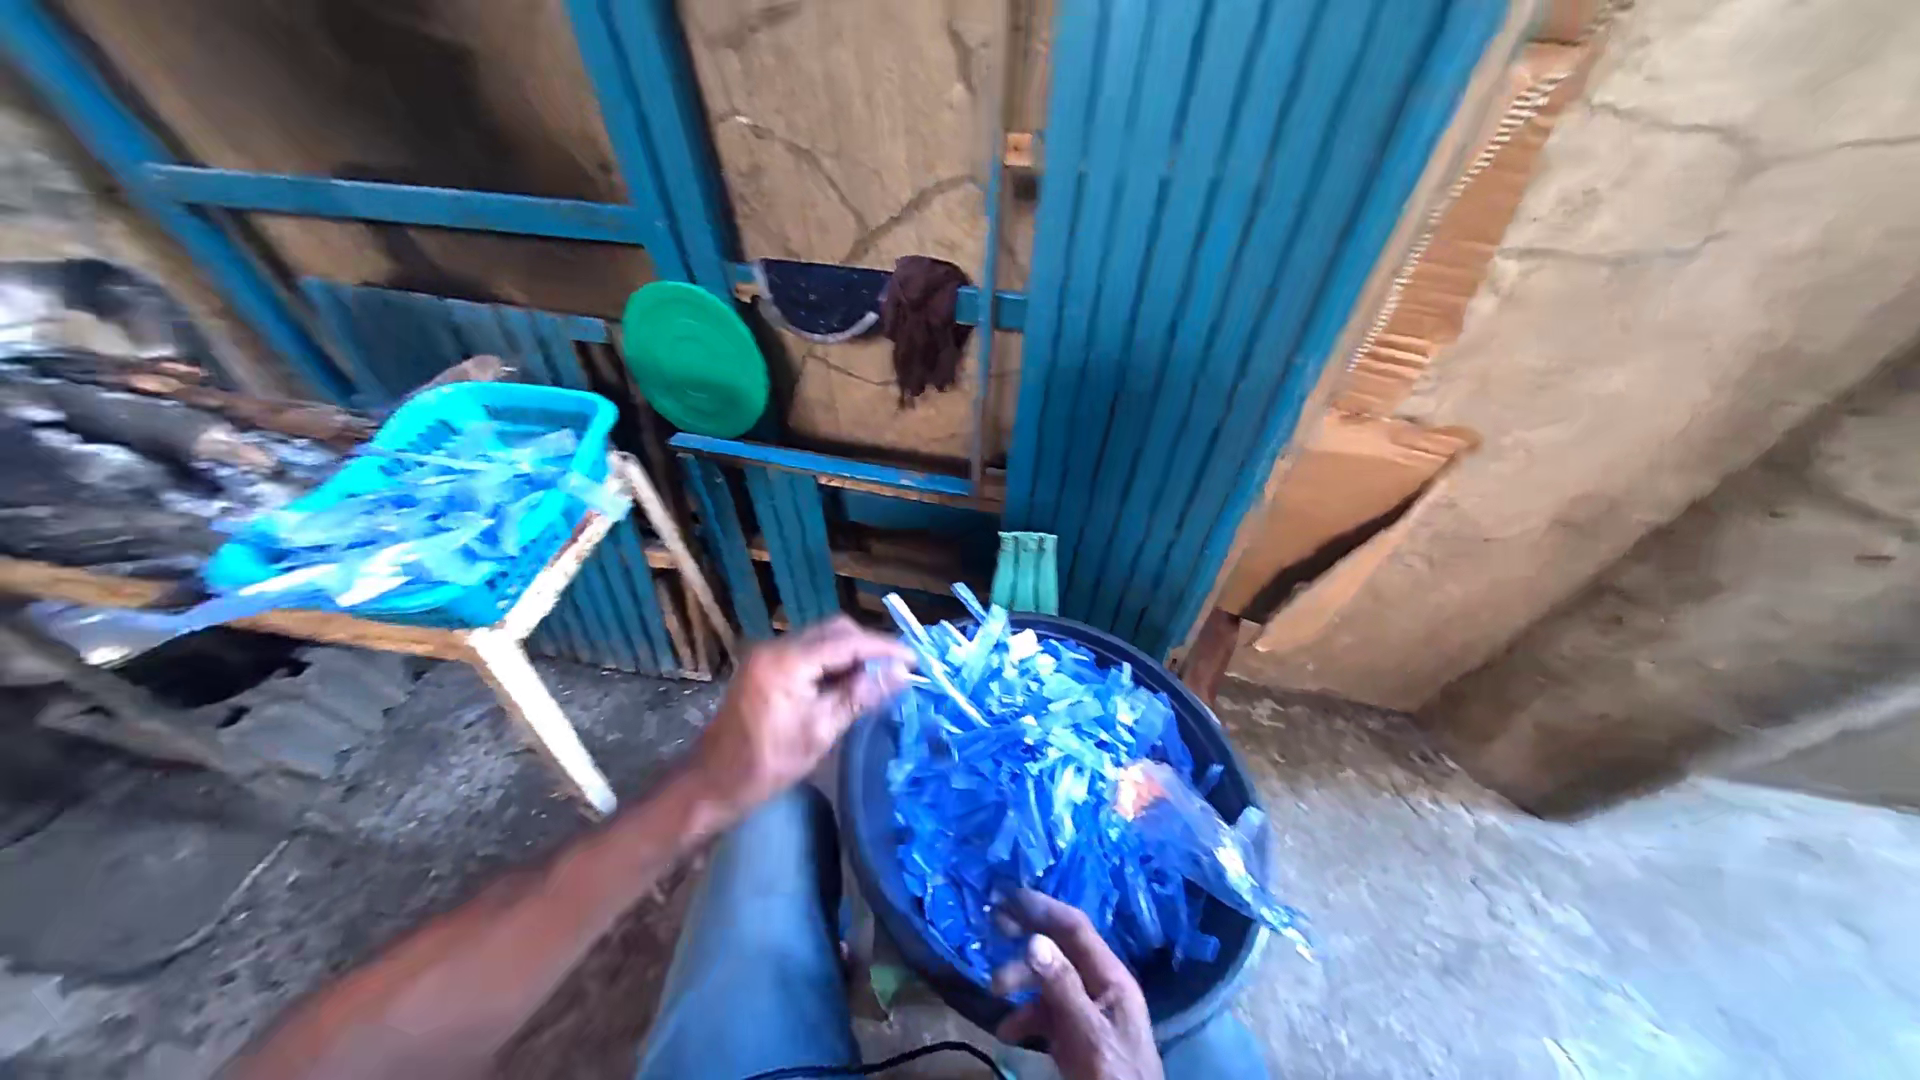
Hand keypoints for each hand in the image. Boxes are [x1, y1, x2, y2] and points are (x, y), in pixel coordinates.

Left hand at [690, 616, 911, 814]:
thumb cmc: (766, 764)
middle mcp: (777, 646)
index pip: (847, 642)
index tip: (914, 659)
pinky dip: (833, 663)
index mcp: (787, 661)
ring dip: (852, 654)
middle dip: (869, 647)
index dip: (884, 648)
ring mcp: (769, 654)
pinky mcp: (767, 666)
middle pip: (835, 631)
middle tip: (897, 671)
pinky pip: (810, 652)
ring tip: (877, 680)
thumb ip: (861, 696)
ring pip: (823, 639)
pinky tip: (848, 684)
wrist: (711, 783)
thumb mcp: (820, 731)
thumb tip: (901, 674)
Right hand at [992, 891, 1163, 1079]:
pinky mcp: (1077, 1034)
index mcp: (1111, 976)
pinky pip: (1046, 1013)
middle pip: (1059, 947)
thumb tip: (1034, 939)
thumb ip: (1062, 987)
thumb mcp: (1089, 1034)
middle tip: (994, 923)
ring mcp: (1087, 1009)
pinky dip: (1024, 1017)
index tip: (1009, 896)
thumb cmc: (1116, 1078)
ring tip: (994, 989)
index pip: (1075, 927)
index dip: (1043, 907)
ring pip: (1048, 979)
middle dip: (1026, 935)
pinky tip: (1007, 1031)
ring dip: (1019, 980)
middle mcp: (1099, 984)